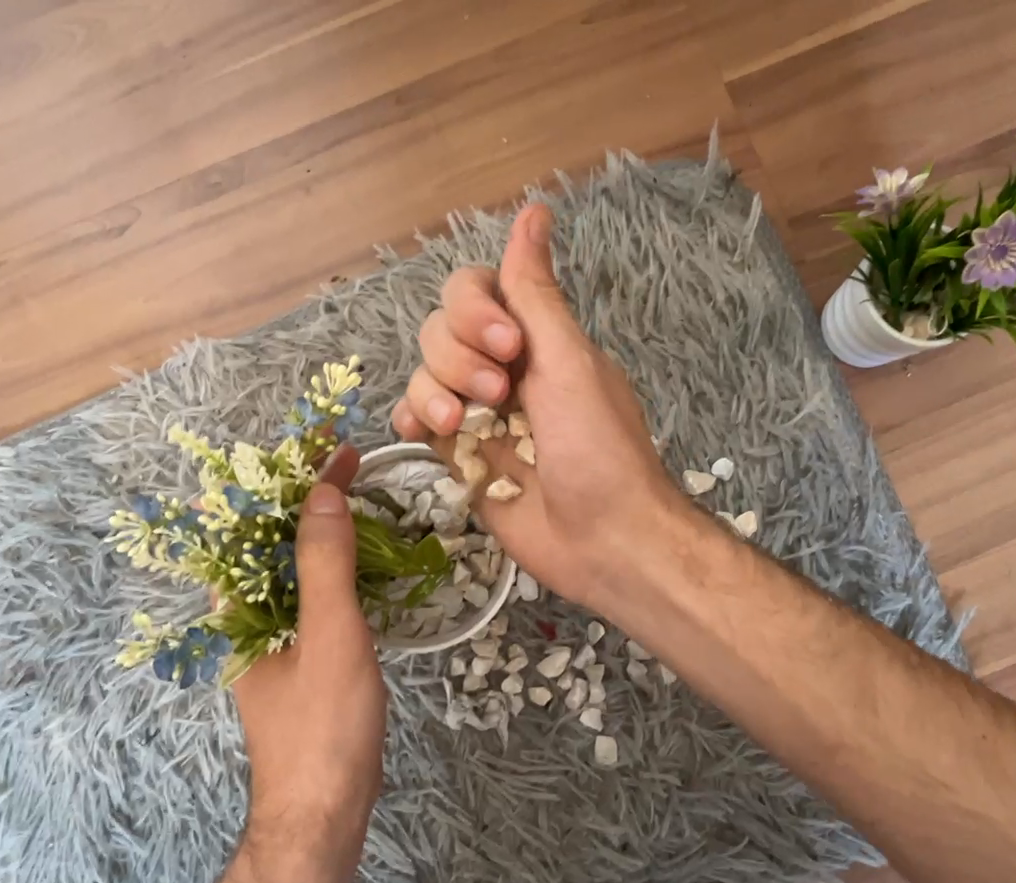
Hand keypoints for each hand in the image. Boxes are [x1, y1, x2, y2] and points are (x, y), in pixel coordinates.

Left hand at [230, 445, 387, 867]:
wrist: (324, 819)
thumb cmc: (322, 730)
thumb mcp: (329, 638)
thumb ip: (324, 564)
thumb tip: (322, 492)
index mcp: (235, 610)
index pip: (257, 525)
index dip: (293, 481)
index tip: (337, 450)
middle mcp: (246, 622)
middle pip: (275, 545)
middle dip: (311, 501)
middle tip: (359, 468)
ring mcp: (275, 644)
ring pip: (299, 574)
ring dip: (329, 536)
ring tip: (370, 502)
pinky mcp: (302, 664)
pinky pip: (317, 603)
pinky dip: (342, 575)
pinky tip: (371, 564)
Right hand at [390, 202, 689, 610]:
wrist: (601, 539)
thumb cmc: (599, 449)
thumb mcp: (569, 362)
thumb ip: (535, 294)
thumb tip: (533, 210)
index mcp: (535, 340)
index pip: (475, 290)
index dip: (476, 311)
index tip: (509, 347)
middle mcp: (501, 369)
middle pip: (440, 329)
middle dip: (458, 358)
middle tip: (499, 396)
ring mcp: (476, 414)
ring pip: (423, 374)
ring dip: (434, 391)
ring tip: (463, 425)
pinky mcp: (458, 456)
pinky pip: (417, 421)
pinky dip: (414, 420)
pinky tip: (425, 434)